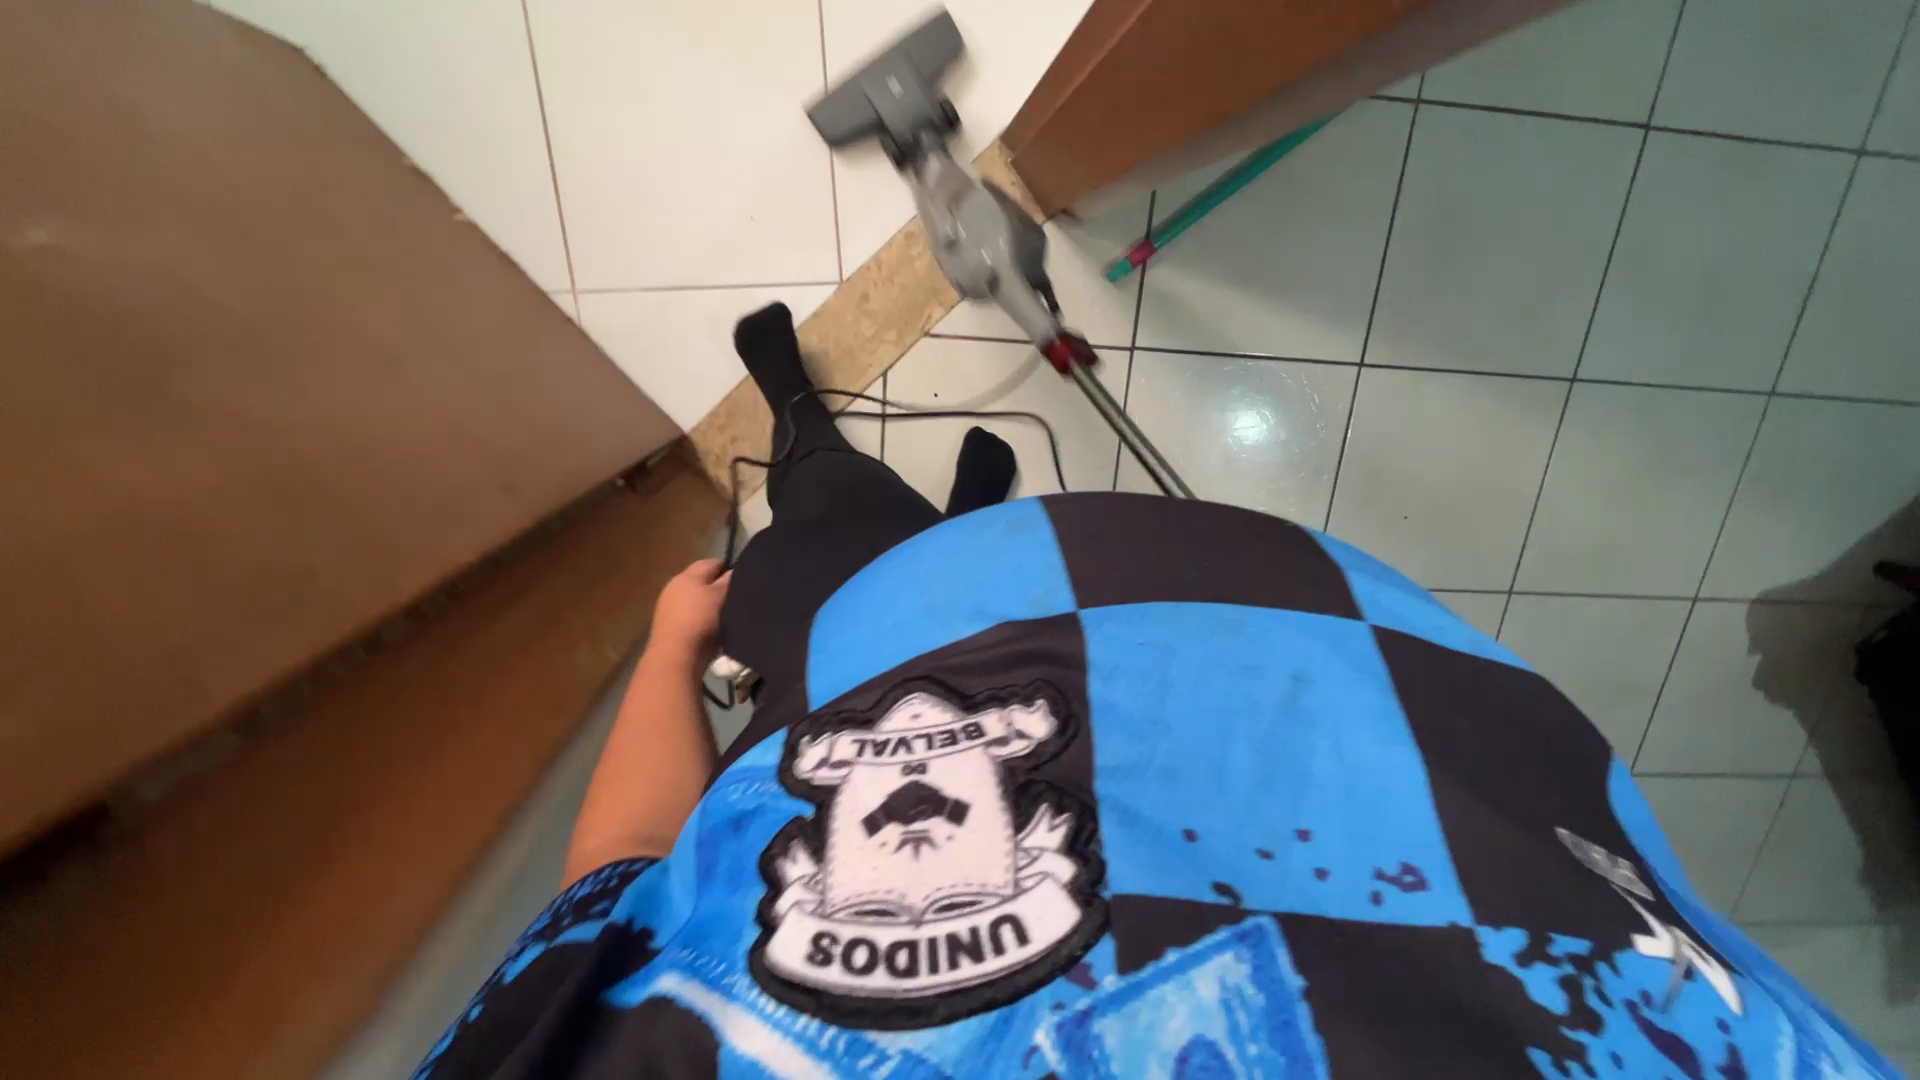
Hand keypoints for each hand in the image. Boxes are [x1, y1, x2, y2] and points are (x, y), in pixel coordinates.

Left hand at [648, 558, 731, 664]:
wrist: (676, 654)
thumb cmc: (702, 619)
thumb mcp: (722, 596)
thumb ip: (730, 580)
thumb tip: (737, 570)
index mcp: (688, 575)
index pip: (712, 563)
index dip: (728, 569)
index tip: (742, 582)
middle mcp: (675, 585)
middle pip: (701, 581)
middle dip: (717, 587)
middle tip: (735, 599)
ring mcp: (668, 605)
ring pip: (695, 598)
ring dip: (708, 604)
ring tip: (725, 615)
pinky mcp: (667, 624)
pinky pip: (689, 614)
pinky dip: (700, 618)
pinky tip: (710, 628)